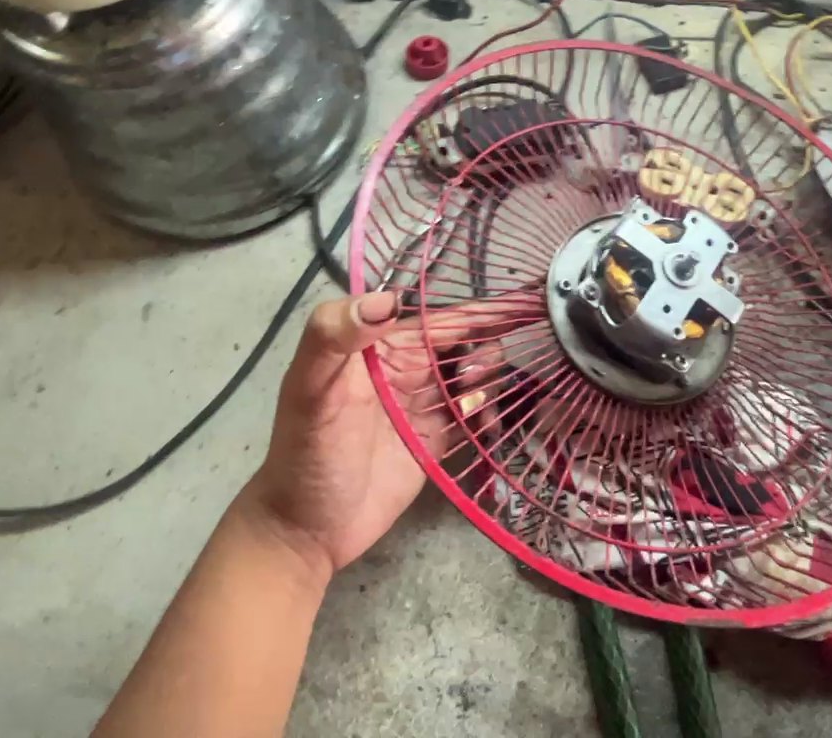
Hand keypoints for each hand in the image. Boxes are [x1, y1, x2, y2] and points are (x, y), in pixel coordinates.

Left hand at [241, 291, 514, 576]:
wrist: (306, 531)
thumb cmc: (306, 453)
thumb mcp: (310, 388)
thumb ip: (334, 335)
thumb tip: (390, 299)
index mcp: (380, 347)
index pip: (438, 317)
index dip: (480, 310)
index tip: (525, 305)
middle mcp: (406, 370)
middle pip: (465, 345)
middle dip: (487, 347)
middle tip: (475, 377)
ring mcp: (423, 406)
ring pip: (475, 378)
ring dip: (489, 380)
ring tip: (474, 403)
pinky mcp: (436, 442)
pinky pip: (474, 417)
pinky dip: (490, 414)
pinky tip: (489, 426)